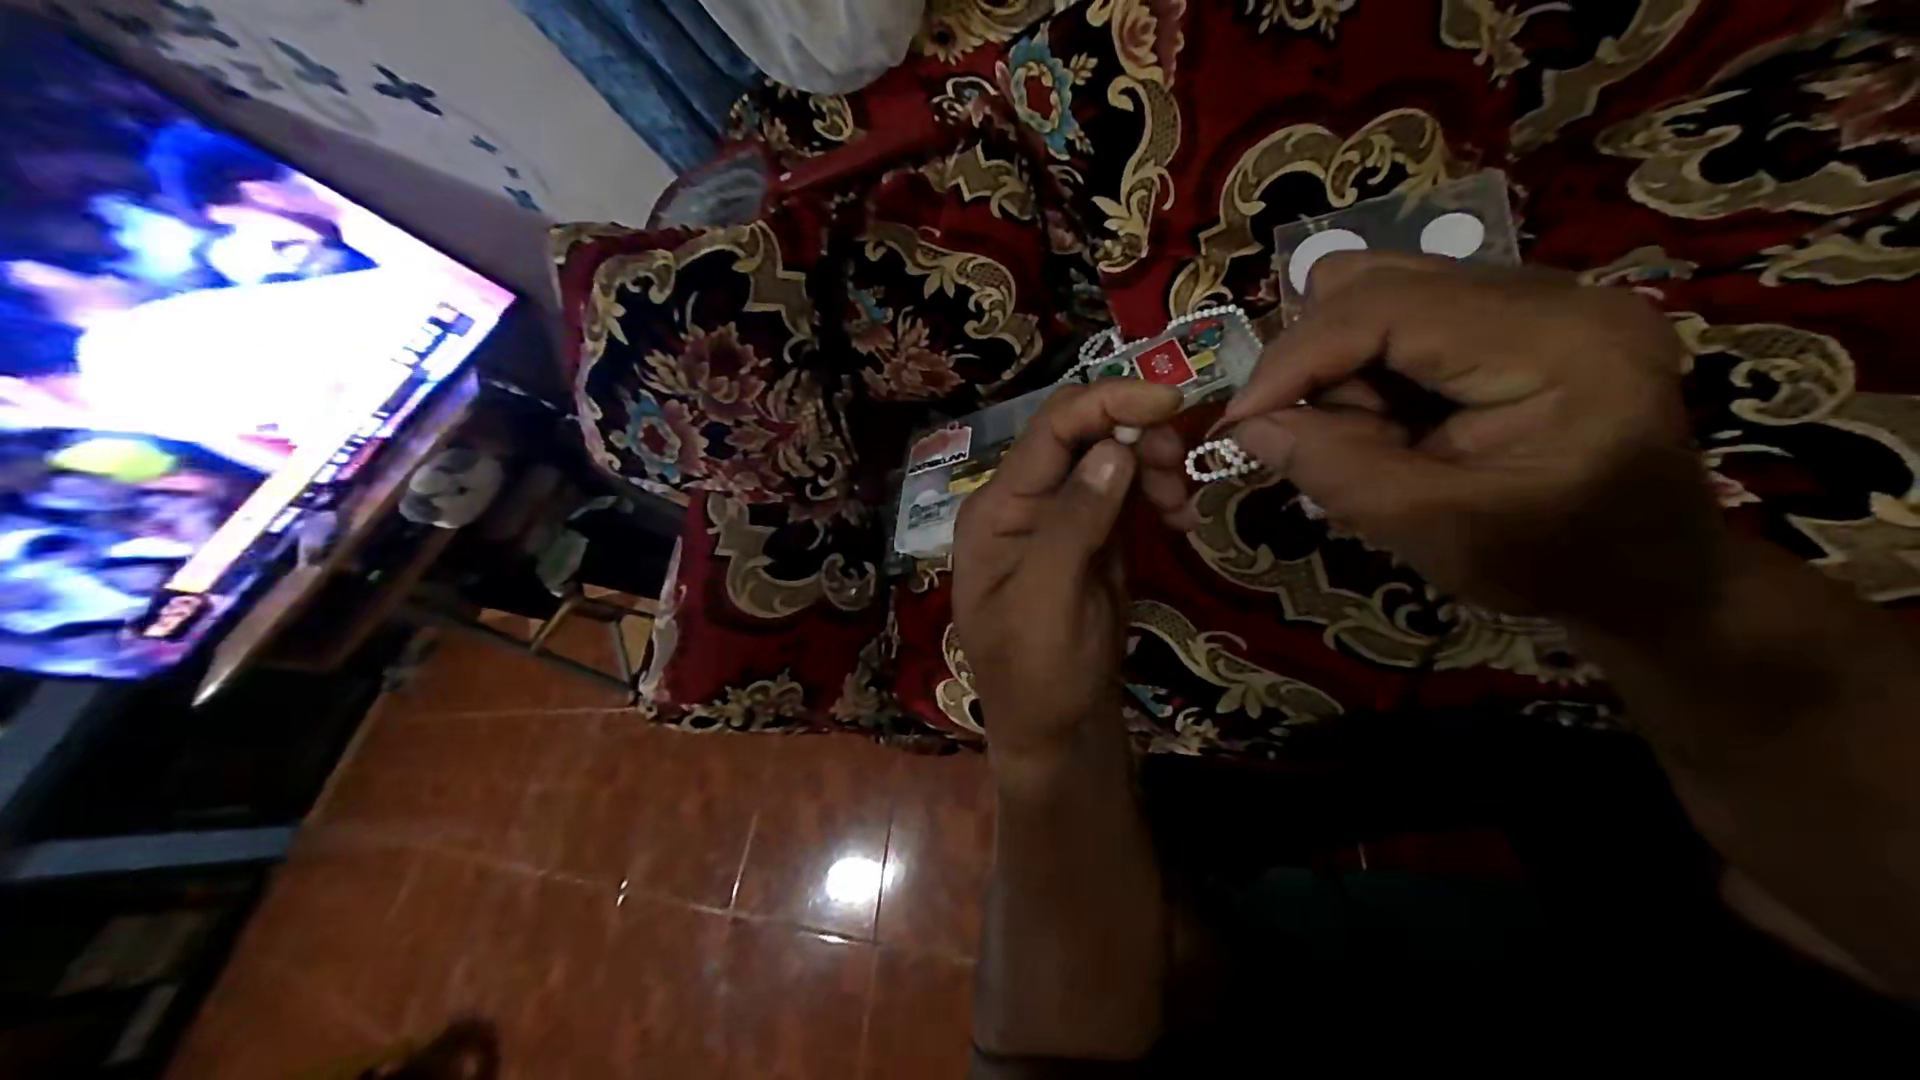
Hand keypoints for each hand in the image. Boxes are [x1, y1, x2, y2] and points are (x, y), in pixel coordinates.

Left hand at [953, 379, 1182, 780]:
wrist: (1055, 729)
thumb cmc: (1037, 674)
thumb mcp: (1049, 602)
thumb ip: (1074, 524)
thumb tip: (1113, 448)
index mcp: (996, 509)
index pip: (1049, 431)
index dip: (1107, 402)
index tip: (1171, 402)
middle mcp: (1023, 503)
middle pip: (1081, 436)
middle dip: (1135, 436)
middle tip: (1177, 473)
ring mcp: (1059, 519)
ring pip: (1109, 460)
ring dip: (1151, 465)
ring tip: (1179, 508)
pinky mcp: (1092, 539)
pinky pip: (1125, 494)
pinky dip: (1155, 493)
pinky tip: (1180, 517)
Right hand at [1149, 252, 1727, 631]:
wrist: (1645, 567)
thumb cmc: (1551, 560)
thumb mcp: (1433, 531)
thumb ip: (1336, 471)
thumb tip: (1245, 425)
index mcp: (1553, 344)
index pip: (1386, 309)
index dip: (1294, 358)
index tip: (1237, 422)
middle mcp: (1548, 293)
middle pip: (1372, 281)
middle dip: (1317, 363)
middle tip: (1323, 437)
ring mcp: (1530, 296)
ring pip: (1374, 290)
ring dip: (1336, 365)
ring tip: (1368, 431)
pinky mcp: (1508, 314)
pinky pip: (1395, 314)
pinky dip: (1361, 369)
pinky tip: (1390, 418)